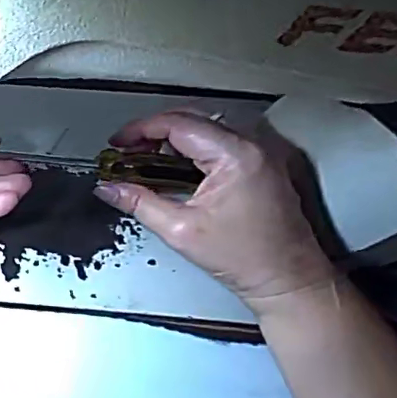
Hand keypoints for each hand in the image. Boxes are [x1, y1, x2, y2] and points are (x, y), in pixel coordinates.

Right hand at [94, 111, 334, 306]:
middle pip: (191, 118)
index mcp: (235, 157)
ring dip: (170, 136)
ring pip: (204, 126)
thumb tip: (108, 188)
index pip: (178, 124)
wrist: (288, 279)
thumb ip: (138, 202)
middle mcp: (252, 147)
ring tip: (143, 156)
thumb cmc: (247, 258)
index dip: (140, 129)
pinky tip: (170, 164)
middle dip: (152, 130)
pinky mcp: (259, 164)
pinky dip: (189, 146)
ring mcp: (259, 154)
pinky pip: (218, 140)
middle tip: (125, 148)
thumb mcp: (178, 230)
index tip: (118, 142)